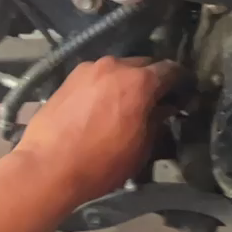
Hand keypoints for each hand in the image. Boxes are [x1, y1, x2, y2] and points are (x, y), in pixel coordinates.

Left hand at [12, 56, 181, 205]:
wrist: (47, 167)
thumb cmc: (100, 163)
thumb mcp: (140, 148)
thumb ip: (157, 121)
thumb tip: (165, 108)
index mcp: (139, 81)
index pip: (171, 70)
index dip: (181, 81)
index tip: (184, 93)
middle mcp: (115, 65)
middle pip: (144, 64)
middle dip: (152, 79)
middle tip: (155, 100)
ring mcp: (89, 68)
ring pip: (118, 68)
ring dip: (127, 81)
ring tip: (126, 103)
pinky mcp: (69, 77)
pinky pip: (97, 75)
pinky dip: (105, 84)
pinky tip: (102, 103)